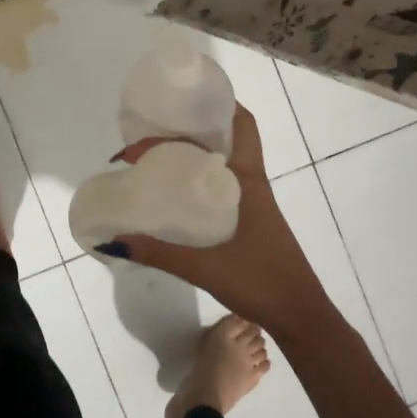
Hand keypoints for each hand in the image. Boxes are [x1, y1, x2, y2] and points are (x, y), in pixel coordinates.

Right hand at [107, 105, 334, 339]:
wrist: (303, 320)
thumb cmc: (263, 283)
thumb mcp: (205, 268)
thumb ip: (159, 253)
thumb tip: (113, 240)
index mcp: (250, 183)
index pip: (242, 127)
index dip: (219, 104)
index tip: (183, 97)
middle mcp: (253, 186)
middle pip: (225, 141)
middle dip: (191, 129)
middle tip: (152, 130)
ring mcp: (254, 205)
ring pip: (222, 165)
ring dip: (193, 155)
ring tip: (154, 156)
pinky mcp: (250, 223)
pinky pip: (221, 187)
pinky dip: (198, 180)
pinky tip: (174, 194)